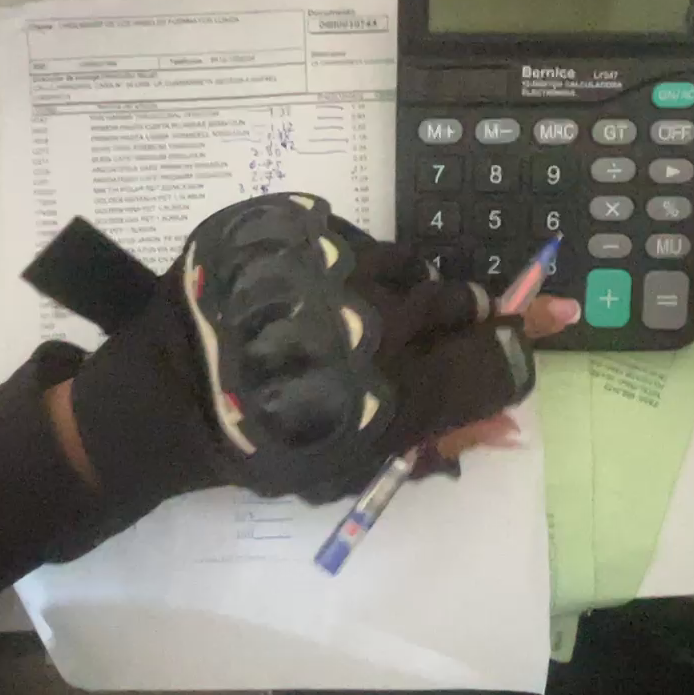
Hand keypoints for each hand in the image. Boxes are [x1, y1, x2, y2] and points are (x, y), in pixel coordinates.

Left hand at [59, 194, 578, 504]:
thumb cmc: (260, 445)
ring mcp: (328, 264)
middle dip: (457, 316)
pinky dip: (348, 264)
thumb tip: (512, 423)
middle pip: (462, 299)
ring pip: (407, 263)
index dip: (519, 346)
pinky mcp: (289, 227)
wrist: (164, 396)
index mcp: (388, 393)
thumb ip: (434, 442)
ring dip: (398, 289)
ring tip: (352, 314)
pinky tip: (314, 290)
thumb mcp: (350, 466)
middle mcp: (370, 321)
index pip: (495, 357)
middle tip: (413, 334)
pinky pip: (351, 238)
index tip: (529, 331)